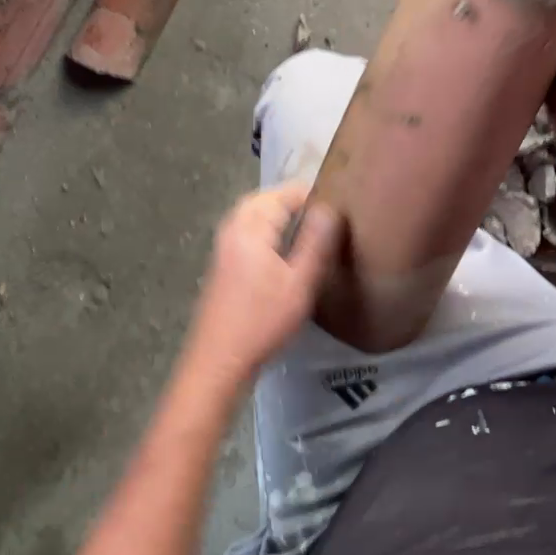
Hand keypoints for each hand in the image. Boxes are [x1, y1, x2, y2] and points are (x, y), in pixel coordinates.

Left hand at [185, 184, 342, 388]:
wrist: (218, 361)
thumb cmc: (262, 321)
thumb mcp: (300, 283)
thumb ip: (316, 242)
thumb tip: (329, 208)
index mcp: (251, 226)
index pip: (284, 193)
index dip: (311, 194)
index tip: (337, 202)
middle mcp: (233, 228)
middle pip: (265, 198)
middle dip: (292, 199)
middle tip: (321, 210)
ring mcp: (223, 245)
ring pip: (252, 213)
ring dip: (277, 212)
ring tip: (306, 225)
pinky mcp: (222, 262)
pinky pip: (245, 228)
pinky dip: (265, 226)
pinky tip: (281, 246)